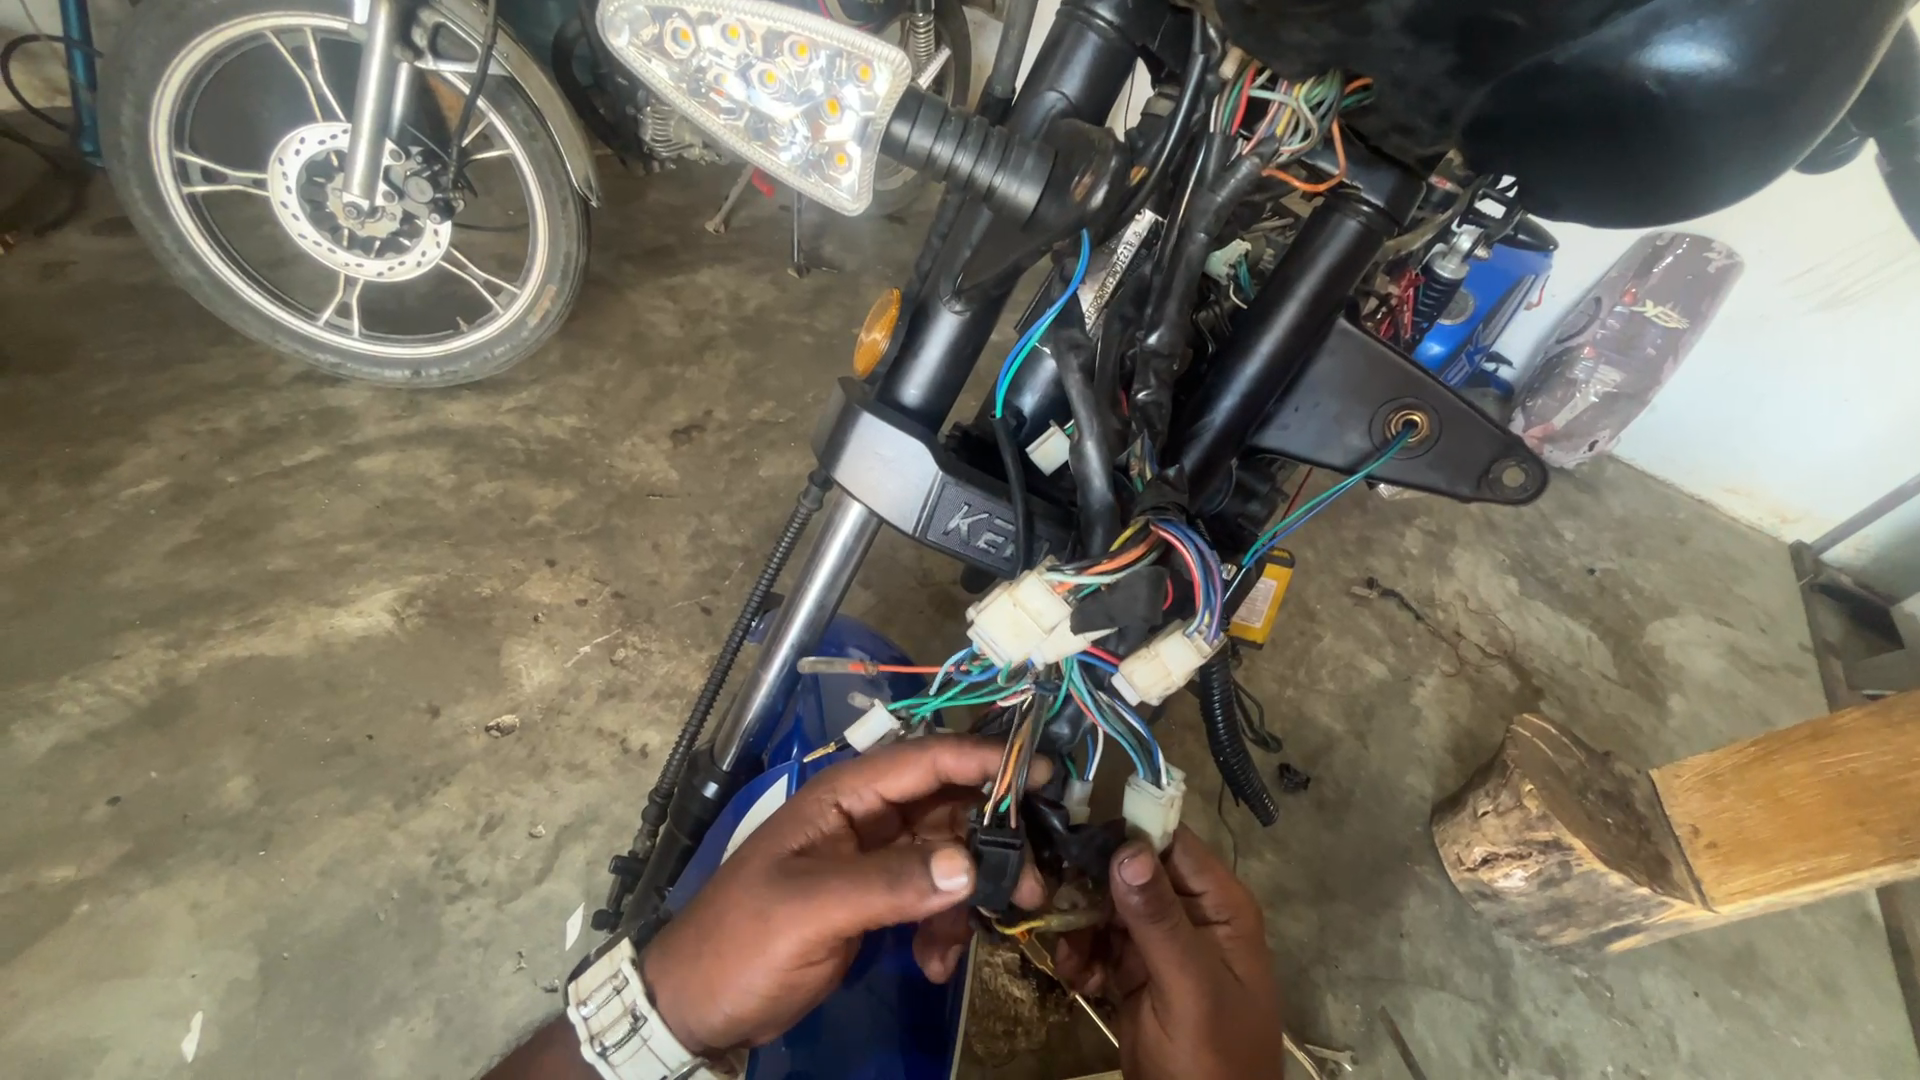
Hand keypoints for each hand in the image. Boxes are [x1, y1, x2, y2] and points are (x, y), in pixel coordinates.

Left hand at [640, 736, 1047, 1054]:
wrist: (695, 1007)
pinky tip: (936, 965)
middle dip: (992, 838)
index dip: (981, 758)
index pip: (924, 759)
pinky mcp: (878, 900)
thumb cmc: (743, 940)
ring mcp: (873, 859)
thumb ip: (890, 882)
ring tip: (985, 931)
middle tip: (1031, 878)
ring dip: (972, 891)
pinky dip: (944, 928)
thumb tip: (969, 862)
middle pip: (947, 806)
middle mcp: (866, 817)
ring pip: (947, 855)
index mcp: (844, 796)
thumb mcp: (812, 909)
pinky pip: (931, 898)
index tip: (1040, 771)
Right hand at [1054, 826, 1284, 1079]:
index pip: (1168, 841)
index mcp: (1218, 903)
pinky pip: (1097, 940)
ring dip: (1078, 926)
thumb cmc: (1214, 1062)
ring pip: (1104, 903)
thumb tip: (1127, 847)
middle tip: (1053, 901)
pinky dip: (1080, 955)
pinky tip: (1076, 979)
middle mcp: (1189, 910)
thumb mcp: (1190, 990)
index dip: (1122, 831)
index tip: (1071, 833)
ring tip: (1069, 958)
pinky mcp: (1134, 967)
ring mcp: (1159, 939)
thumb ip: (1158, 919)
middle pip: (1128, 869)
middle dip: (1088, 886)